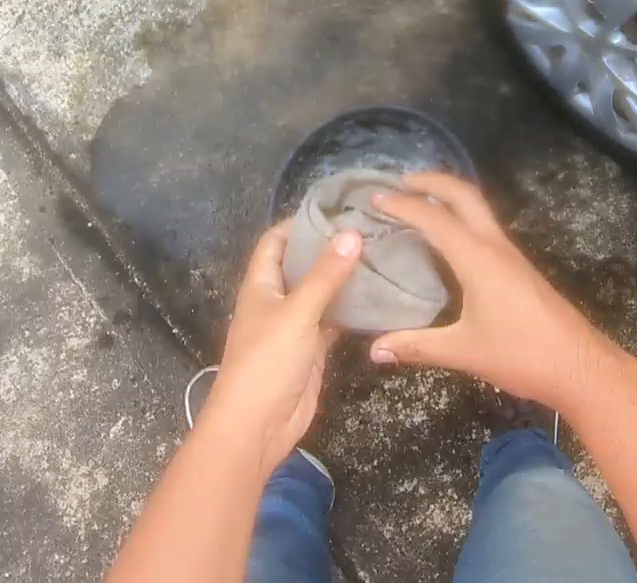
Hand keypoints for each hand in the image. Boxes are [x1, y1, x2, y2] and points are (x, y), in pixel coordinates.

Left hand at [205, 221, 362, 472]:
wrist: (257, 428)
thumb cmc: (267, 362)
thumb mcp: (297, 312)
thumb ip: (325, 275)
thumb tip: (352, 233)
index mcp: (261, 284)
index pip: (275, 241)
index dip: (298, 223)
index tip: (334, 208)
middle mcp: (277, 300)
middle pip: (301, 265)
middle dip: (328, 248)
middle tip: (367, 229)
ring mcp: (295, 326)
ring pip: (321, 293)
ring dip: (343, 278)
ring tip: (379, 255)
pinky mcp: (312, 349)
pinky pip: (334, 321)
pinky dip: (352, 310)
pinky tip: (378, 297)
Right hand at [367, 173, 624, 413]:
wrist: (580, 366)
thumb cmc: (522, 355)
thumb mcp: (464, 351)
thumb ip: (417, 347)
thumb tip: (374, 350)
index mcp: (478, 258)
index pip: (434, 218)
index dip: (402, 205)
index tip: (375, 198)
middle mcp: (494, 246)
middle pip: (464, 195)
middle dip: (432, 180)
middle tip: (401, 181)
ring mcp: (510, 254)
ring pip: (478, 207)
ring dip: (449, 195)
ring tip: (420, 199)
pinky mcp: (518, 267)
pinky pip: (484, 226)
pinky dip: (462, 215)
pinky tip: (449, 236)